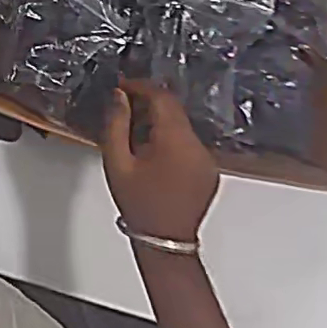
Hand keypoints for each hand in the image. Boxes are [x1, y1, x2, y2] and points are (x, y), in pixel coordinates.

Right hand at [101, 79, 219, 242]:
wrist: (165, 241)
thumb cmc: (137, 200)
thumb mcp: (116, 159)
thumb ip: (117, 122)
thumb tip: (120, 95)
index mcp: (176, 142)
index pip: (163, 99)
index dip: (141, 86)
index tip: (121, 86)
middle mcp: (198, 147)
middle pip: (174, 110)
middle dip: (149, 101)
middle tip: (123, 103)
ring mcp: (207, 160)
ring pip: (182, 124)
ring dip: (159, 118)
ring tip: (134, 126)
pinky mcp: (209, 170)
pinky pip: (188, 141)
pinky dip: (170, 135)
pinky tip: (151, 146)